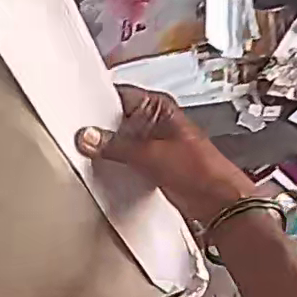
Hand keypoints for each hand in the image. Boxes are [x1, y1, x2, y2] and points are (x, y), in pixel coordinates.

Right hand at [77, 86, 256, 220]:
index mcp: (159, 107)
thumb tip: (89, 137)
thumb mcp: (151, 155)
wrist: (219, 202)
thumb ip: (117, 146)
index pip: (120, 94)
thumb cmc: (202, 171)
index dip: (98, 101)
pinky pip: (129, 159)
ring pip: (123, 141)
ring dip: (109, 148)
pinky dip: (118, 164)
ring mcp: (155, 144)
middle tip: (79, 134)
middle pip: (118, 118)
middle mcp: (157, 123)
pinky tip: (106, 169)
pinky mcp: (155, 165)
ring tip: (89, 152)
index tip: (78, 110)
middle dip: (101, 127)